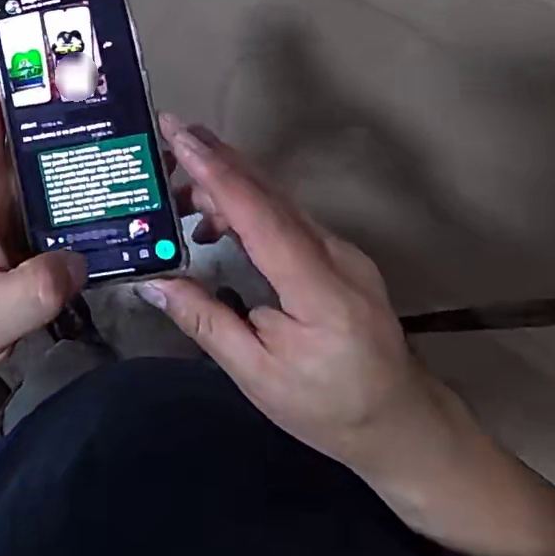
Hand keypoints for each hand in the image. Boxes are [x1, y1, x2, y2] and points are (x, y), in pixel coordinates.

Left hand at [0, 51, 88, 413]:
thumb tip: (83, 257)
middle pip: (17, 148)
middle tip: (86, 80)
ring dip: (67, 156)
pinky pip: (53, 217)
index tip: (1, 43)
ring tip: (111, 129)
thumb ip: (40, 286)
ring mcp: (6, 229)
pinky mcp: (21, 252)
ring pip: (39, 181)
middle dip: (43, 111)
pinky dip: (77, 204)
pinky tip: (111, 198)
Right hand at [139, 115, 458, 472]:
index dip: (218, 174)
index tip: (181, 137)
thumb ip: (205, 322)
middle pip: (269, 193)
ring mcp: (340, 249)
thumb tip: (153, 281)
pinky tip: (211, 220)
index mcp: (320, 292)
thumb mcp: (257, 376)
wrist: (401, 422)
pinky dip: (243, 202)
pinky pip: (283, 213)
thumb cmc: (328, 407)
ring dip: (226, 180)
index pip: (262, 218)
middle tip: (169, 132)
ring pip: (276, 198)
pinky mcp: (335, 252)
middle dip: (216, 157)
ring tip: (176, 183)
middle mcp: (336, 255)